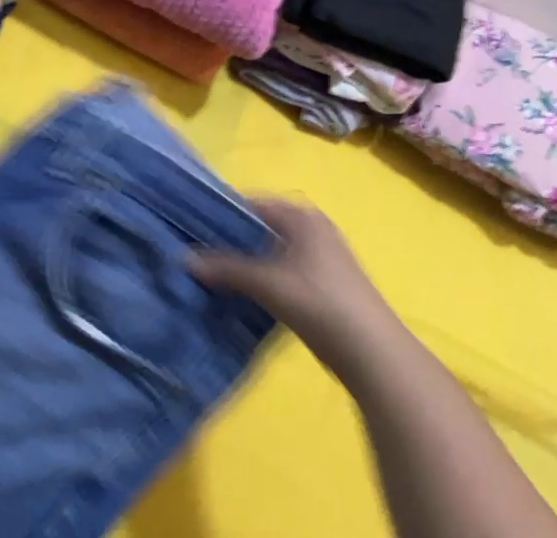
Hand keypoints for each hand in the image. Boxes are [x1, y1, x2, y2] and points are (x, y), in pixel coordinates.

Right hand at [190, 197, 400, 370]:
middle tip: (196, 252)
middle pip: (260, 228)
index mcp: (302, 217)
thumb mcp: (265, 282)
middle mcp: (313, 229)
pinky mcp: (324, 285)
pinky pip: (281, 272)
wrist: (372, 352)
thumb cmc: (318, 301)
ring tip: (210, 274)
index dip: (220, 214)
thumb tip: (184, 258)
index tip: (191, 228)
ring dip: (244, 262)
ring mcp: (321, 258)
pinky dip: (261, 279)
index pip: (250, 204)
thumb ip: (224, 268)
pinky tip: (240, 294)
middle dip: (230, 240)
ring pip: (270, 252)